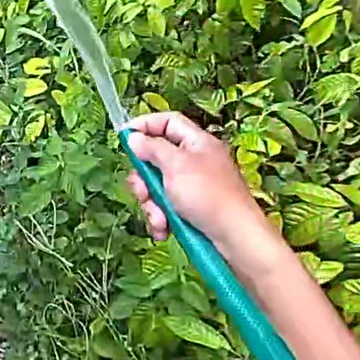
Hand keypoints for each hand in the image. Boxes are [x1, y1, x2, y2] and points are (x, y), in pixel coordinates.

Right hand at [123, 111, 273, 255]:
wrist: (236, 238)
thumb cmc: (208, 195)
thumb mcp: (175, 165)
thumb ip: (152, 148)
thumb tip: (134, 137)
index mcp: (197, 142)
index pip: (167, 122)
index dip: (144, 125)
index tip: (124, 137)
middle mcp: (196, 161)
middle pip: (157, 158)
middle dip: (144, 177)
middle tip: (142, 191)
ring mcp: (195, 186)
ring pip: (159, 186)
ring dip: (152, 203)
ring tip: (158, 217)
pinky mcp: (194, 209)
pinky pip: (167, 207)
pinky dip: (162, 218)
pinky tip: (164, 229)